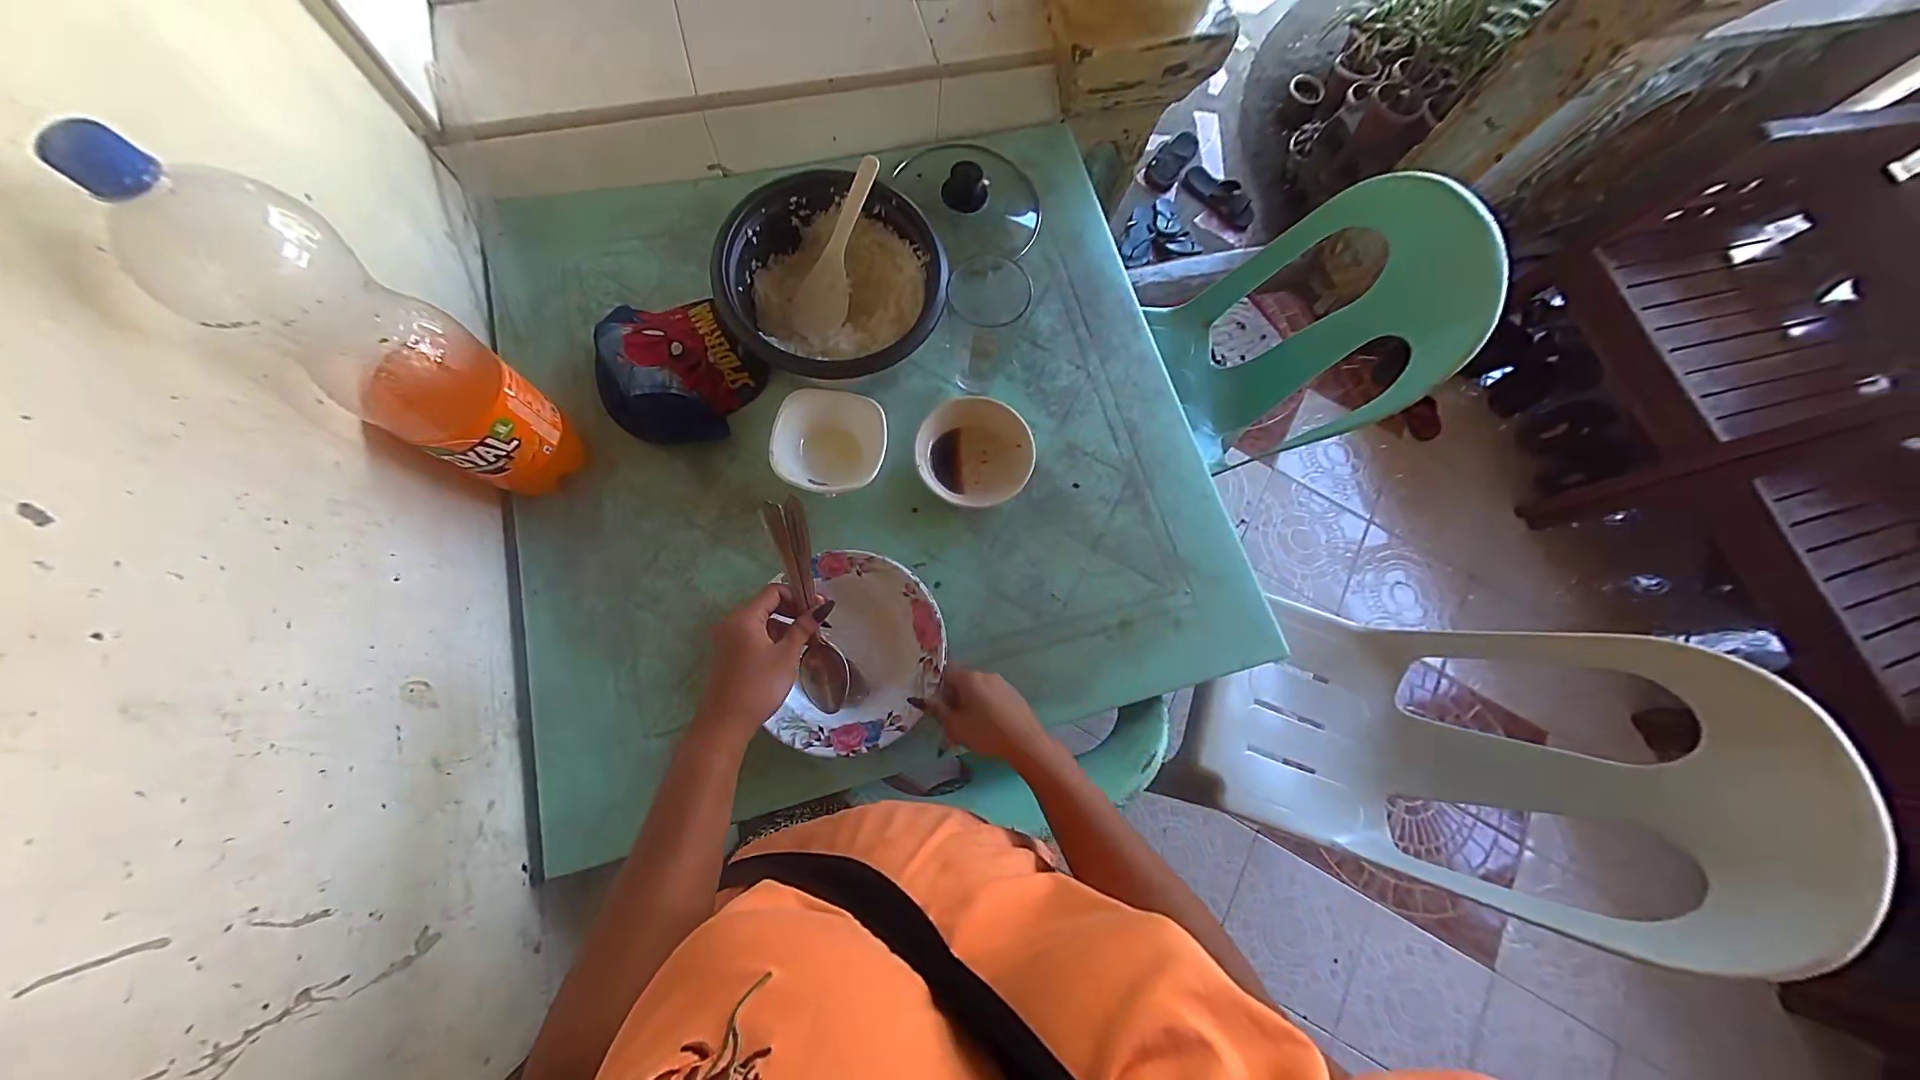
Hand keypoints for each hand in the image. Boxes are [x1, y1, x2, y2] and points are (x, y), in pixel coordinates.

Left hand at [692, 584, 832, 744]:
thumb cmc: (759, 686)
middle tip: (816, 625)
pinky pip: (753, 634)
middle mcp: (731, 621)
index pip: (774, 591)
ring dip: (784, 625)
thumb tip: (822, 608)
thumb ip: (803, 628)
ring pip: (761, 621)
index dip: (799, 596)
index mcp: (744, 617)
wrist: (725, 723)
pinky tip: (787, 653)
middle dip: (793, 611)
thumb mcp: (786, 655)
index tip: (820, 610)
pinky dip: (771, 637)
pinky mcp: (728, 653)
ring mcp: (727, 638)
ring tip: (806, 641)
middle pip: (767, 604)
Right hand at [912, 668, 1058, 769]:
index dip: (938, 689)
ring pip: (978, 690)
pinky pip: (992, 696)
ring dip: (970, 704)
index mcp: (969, 677)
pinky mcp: (1013, 694)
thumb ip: (937, 710)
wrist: (1025, 741)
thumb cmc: (985, 733)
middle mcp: (986, 674)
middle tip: (953, 722)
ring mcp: (1002, 683)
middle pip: (962, 681)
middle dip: (954, 699)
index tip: (939, 708)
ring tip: (970, 728)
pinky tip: (988, 726)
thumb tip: (922, 700)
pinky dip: (985, 706)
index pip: (946, 673)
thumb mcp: (954, 725)